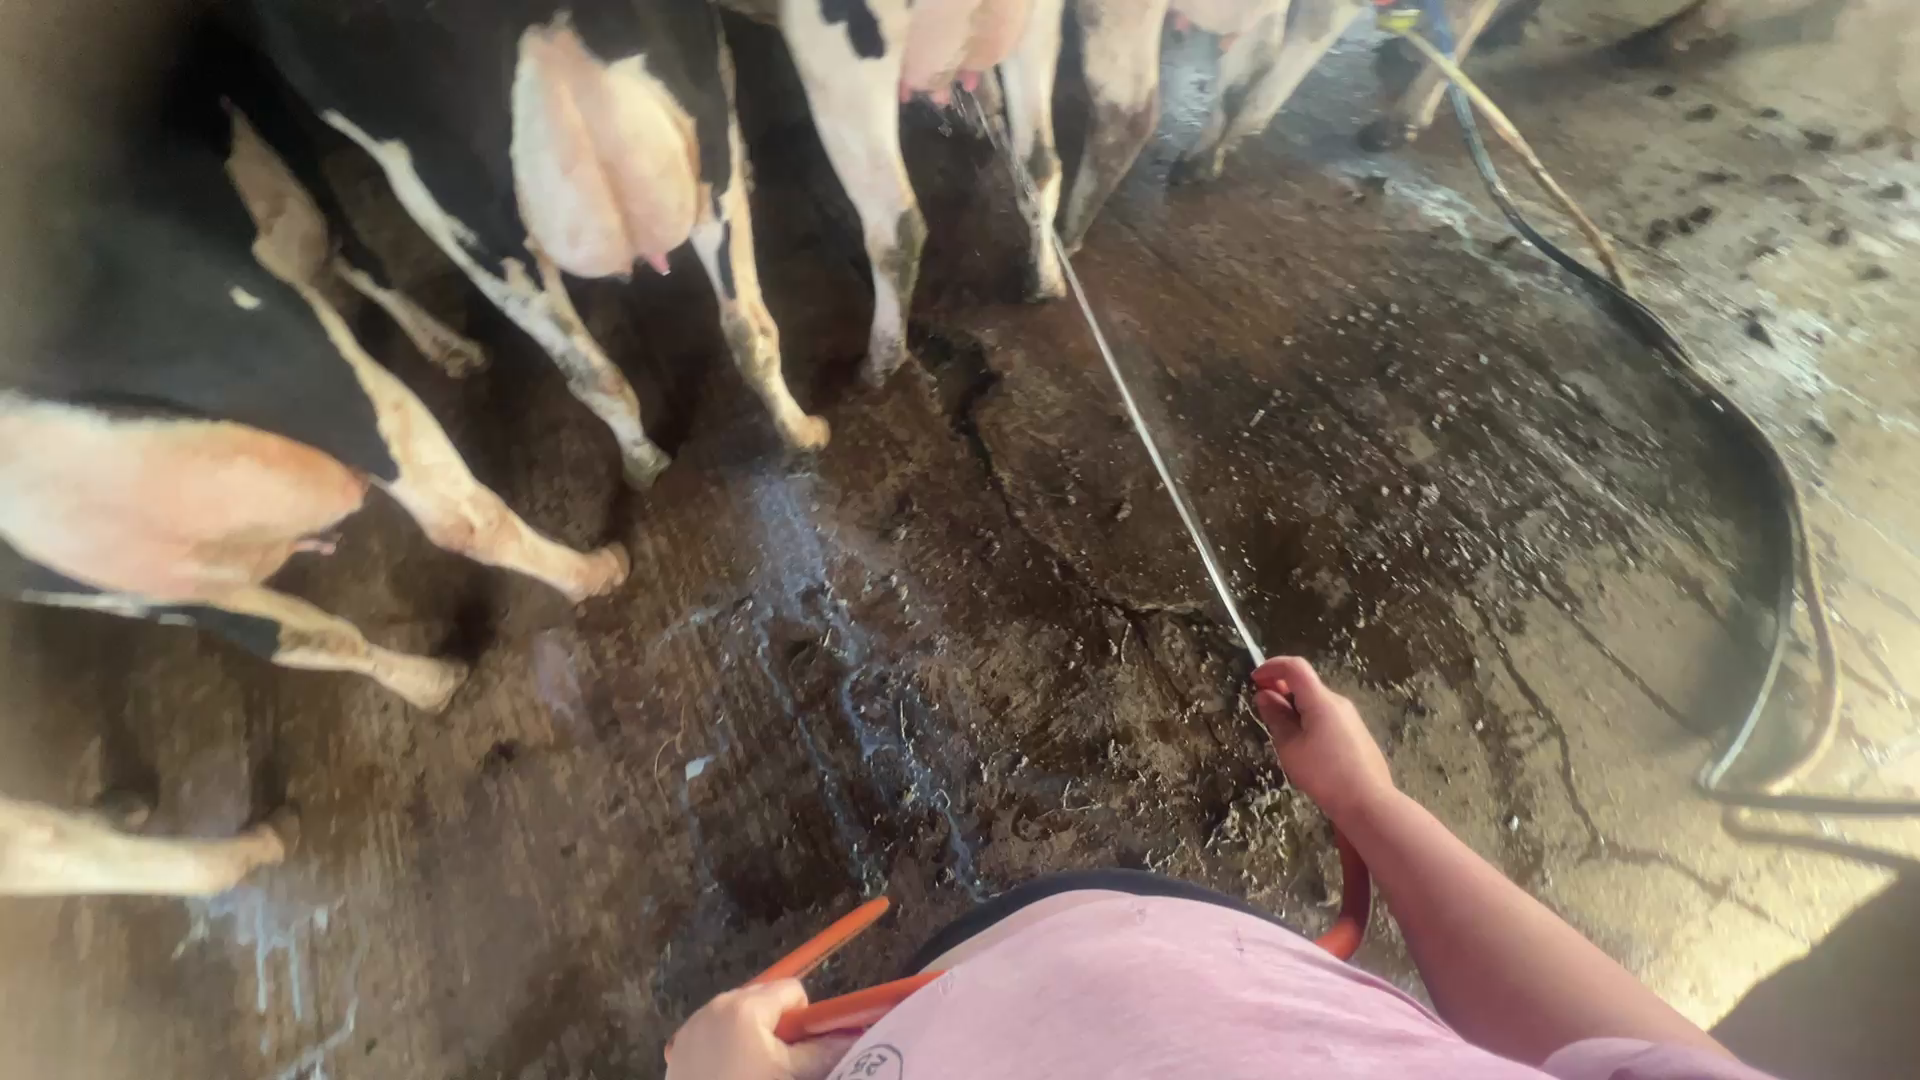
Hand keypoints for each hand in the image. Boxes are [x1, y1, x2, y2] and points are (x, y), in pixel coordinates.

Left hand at [665, 980, 856, 1079]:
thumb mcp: (791, 1076)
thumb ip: (824, 1050)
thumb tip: (853, 1034)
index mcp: (747, 1005)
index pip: (792, 990)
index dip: (801, 1020)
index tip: (793, 1053)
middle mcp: (718, 1003)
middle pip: (764, 998)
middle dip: (775, 1026)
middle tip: (771, 1065)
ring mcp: (693, 1023)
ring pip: (739, 1012)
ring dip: (750, 1033)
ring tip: (746, 1071)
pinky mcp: (678, 1044)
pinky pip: (714, 1028)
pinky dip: (725, 1043)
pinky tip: (724, 1074)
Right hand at [1252, 657, 1395, 824]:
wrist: (1369, 804)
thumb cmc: (1324, 774)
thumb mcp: (1290, 746)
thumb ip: (1276, 717)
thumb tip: (1265, 695)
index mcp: (1321, 701)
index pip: (1295, 667)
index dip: (1271, 667)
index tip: (1255, 681)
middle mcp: (1338, 703)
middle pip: (1305, 684)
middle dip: (1280, 689)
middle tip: (1264, 709)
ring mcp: (1350, 718)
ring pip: (1315, 702)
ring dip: (1293, 707)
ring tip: (1282, 733)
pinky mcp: (1356, 734)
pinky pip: (1326, 716)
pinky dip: (1308, 718)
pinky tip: (1304, 746)